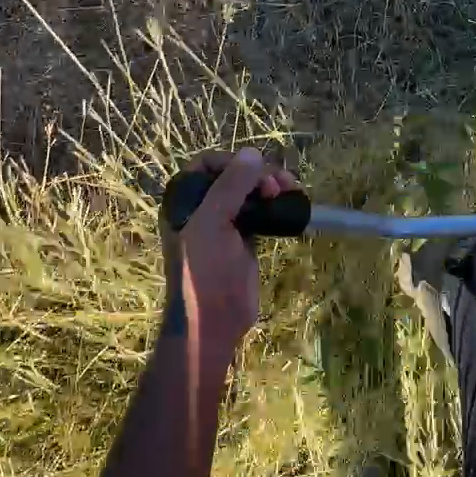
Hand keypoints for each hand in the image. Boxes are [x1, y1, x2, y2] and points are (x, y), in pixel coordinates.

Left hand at [164, 149, 300, 359]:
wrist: (213, 323)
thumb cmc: (205, 271)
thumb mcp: (212, 223)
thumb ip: (231, 186)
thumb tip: (253, 153)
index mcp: (183, 202)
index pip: (207, 164)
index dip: (233, 161)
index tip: (257, 172)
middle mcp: (200, 209)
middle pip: (233, 176)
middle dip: (259, 174)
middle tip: (282, 184)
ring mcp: (222, 226)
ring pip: (249, 193)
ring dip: (271, 187)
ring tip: (292, 190)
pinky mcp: (242, 241)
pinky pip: (259, 212)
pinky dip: (274, 205)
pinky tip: (289, 206)